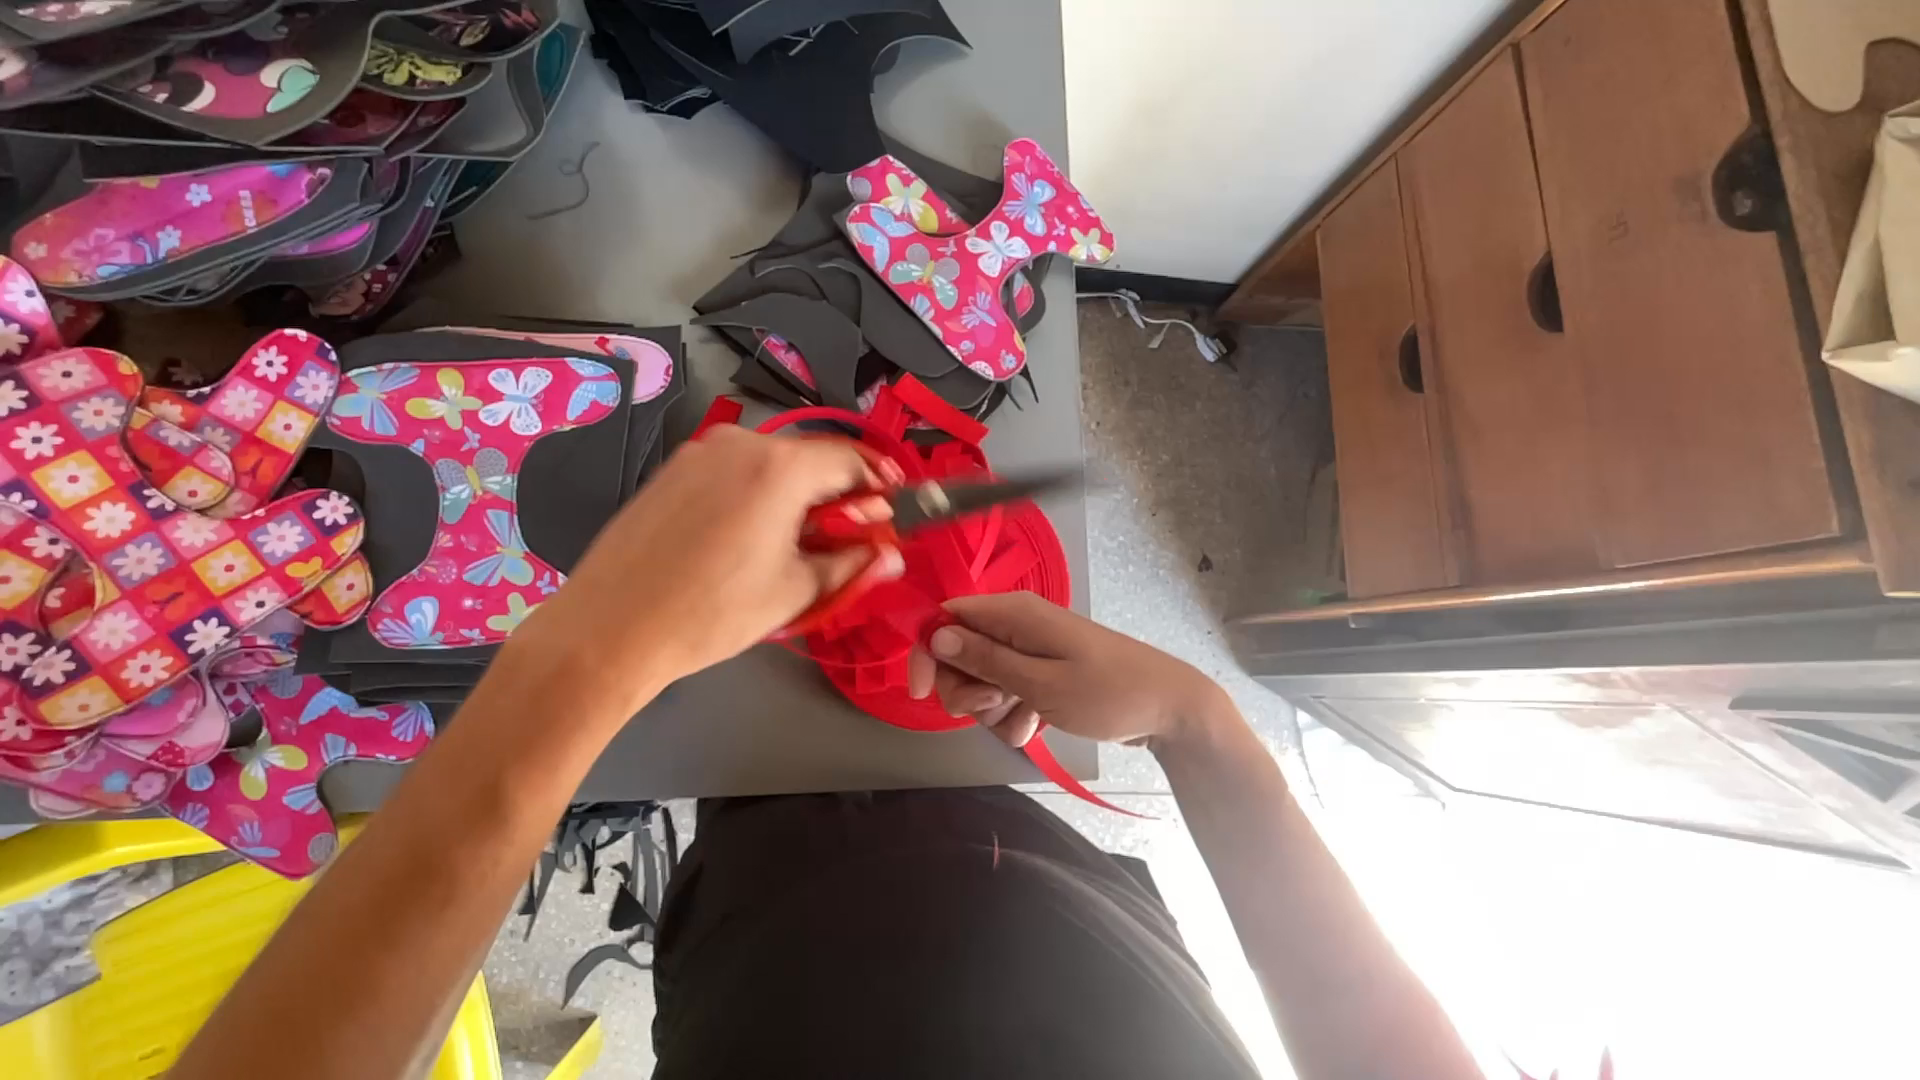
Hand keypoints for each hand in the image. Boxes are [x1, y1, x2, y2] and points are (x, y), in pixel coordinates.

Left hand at [520, 426, 902, 692]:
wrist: (609, 630)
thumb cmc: (712, 613)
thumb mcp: (796, 592)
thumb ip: (852, 564)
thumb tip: (891, 555)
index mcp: (779, 467)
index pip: (850, 460)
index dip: (880, 484)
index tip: (894, 508)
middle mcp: (740, 445)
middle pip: (809, 459)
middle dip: (839, 494)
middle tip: (852, 535)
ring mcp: (699, 454)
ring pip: (770, 466)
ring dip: (798, 496)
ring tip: (801, 544)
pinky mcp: (671, 472)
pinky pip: (734, 473)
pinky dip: (759, 496)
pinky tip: (754, 537)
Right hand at [906, 591, 1223, 753]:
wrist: (1171, 709)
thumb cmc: (1109, 693)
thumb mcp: (1041, 682)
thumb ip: (986, 660)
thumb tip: (936, 636)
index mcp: (1015, 614)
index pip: (945, 619)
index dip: (926, 653)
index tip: (921, 694)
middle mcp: (1018, 626)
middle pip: (958, 654)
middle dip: (965, 688)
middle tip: (994, 706)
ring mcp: (1031, 651)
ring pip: (981, 679)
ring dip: (991, 709)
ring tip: (1026, 720)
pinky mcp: (1042, 675)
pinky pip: (1007, 694)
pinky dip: (1012, 714)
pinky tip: (1035, 727)